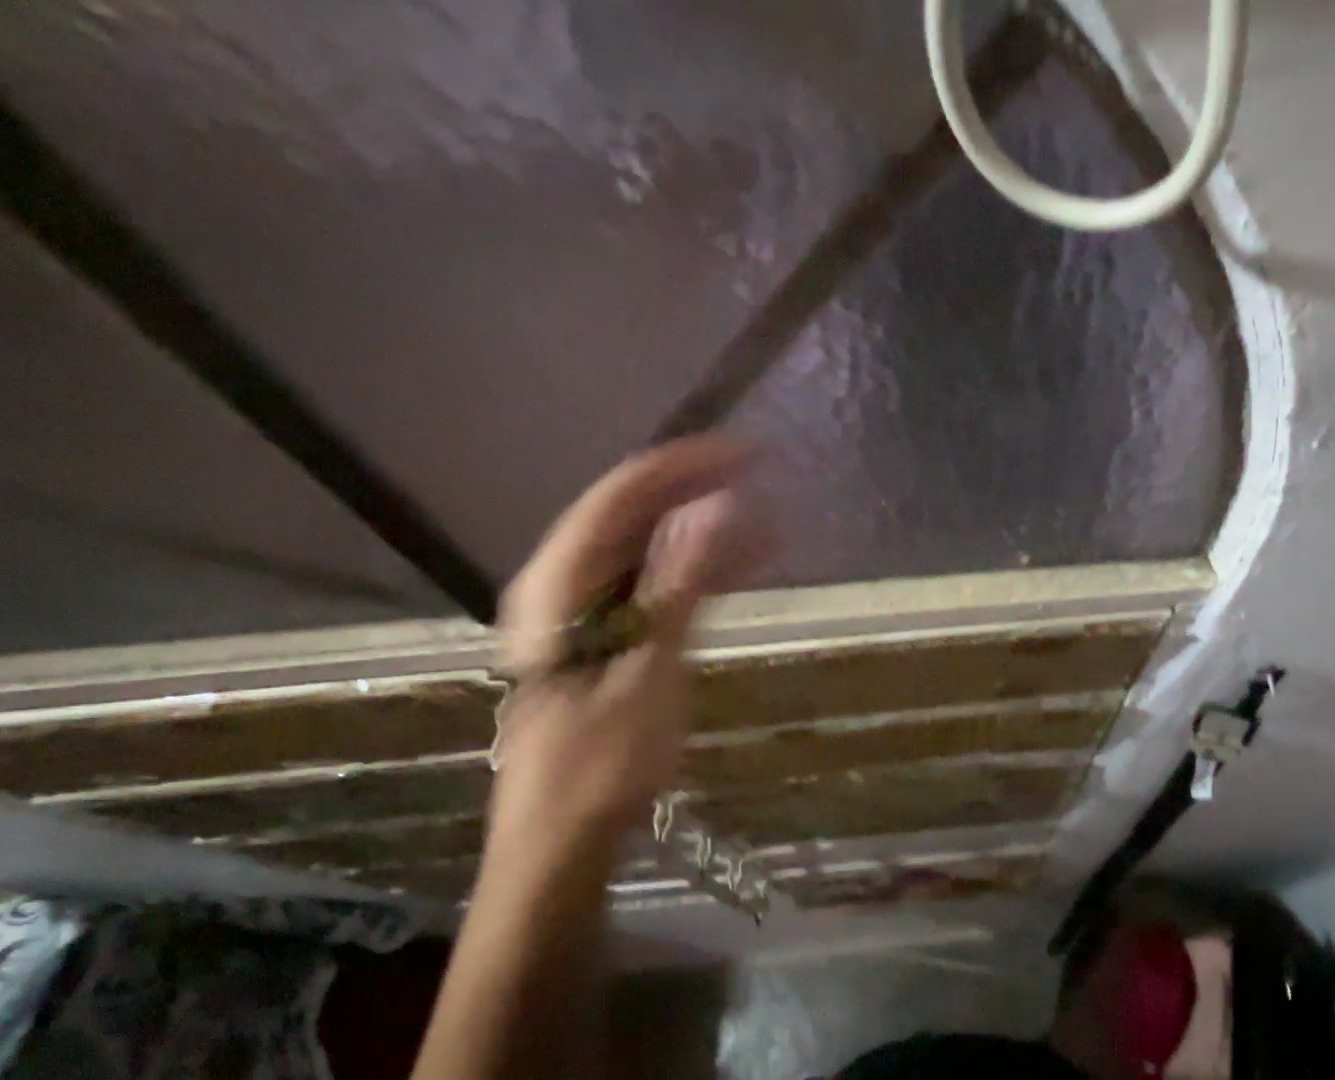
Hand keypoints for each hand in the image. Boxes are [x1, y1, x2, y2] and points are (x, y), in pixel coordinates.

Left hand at [488, 436, 761, 848]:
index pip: (623, 495)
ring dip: (709, 530)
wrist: (560, 842)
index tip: (748, 451)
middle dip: (702, 489)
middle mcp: (567, 584)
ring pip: (652, 548)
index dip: (685, 464)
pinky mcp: (610, 637)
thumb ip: (680, 585)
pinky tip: (748, 565)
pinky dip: (700, 571)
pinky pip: (658, 584)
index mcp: (559, 583)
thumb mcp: (648, 671)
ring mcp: (587, 611)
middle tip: (768, 473)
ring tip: (774, 520)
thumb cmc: (599, 765)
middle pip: (636, 514)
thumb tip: (717, 509)